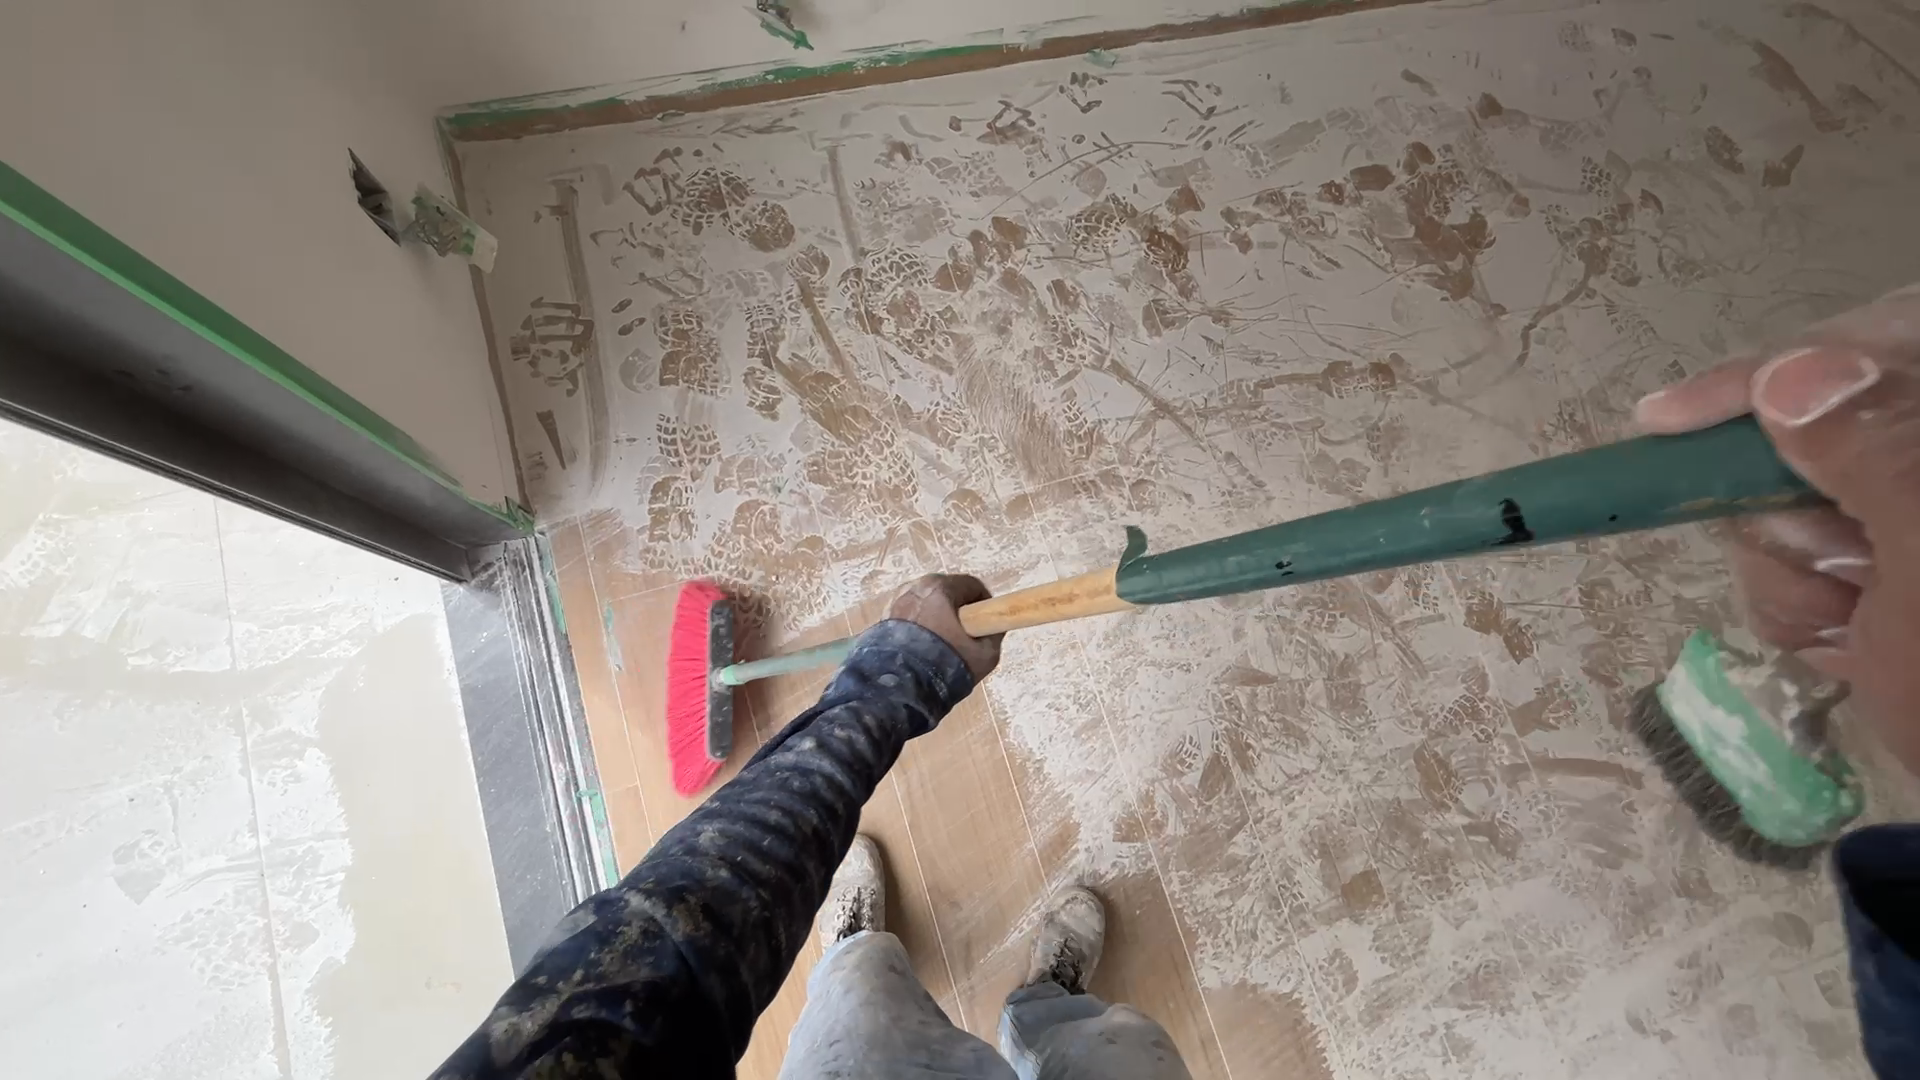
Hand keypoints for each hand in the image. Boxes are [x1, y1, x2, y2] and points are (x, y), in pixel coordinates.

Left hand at [887, 574, 1002, 680]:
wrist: (899, 688)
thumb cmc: (946, 666)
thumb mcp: (986, 654)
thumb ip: (993, 634)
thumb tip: (991, 627)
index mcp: (941, 588)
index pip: (972, 586)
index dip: (984, 604)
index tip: (986, 623)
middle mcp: (915, 587)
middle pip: (947, 593)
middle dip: (959, 611)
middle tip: (966, 636)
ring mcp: (895, 602)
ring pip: (926, 605)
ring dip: (937, 619)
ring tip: (942, 645)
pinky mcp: (882, 618)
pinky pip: (909, 617)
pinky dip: (919, 627)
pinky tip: (923, 650)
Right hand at [1635, 283, 1919, 771]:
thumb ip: (1889, 460)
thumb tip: (1796, 373)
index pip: (1894, 344)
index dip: (1785, 366)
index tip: (1674, 420)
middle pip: (1825, 428)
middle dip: (1787, 504)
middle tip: (1829, 566)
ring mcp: (1907, 519)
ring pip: (1793, 502)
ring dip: (1790, 569)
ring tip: (1851, 628)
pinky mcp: (1891, 566)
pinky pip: (1798, 555)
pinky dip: (1801, 600)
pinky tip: (1852, 641)